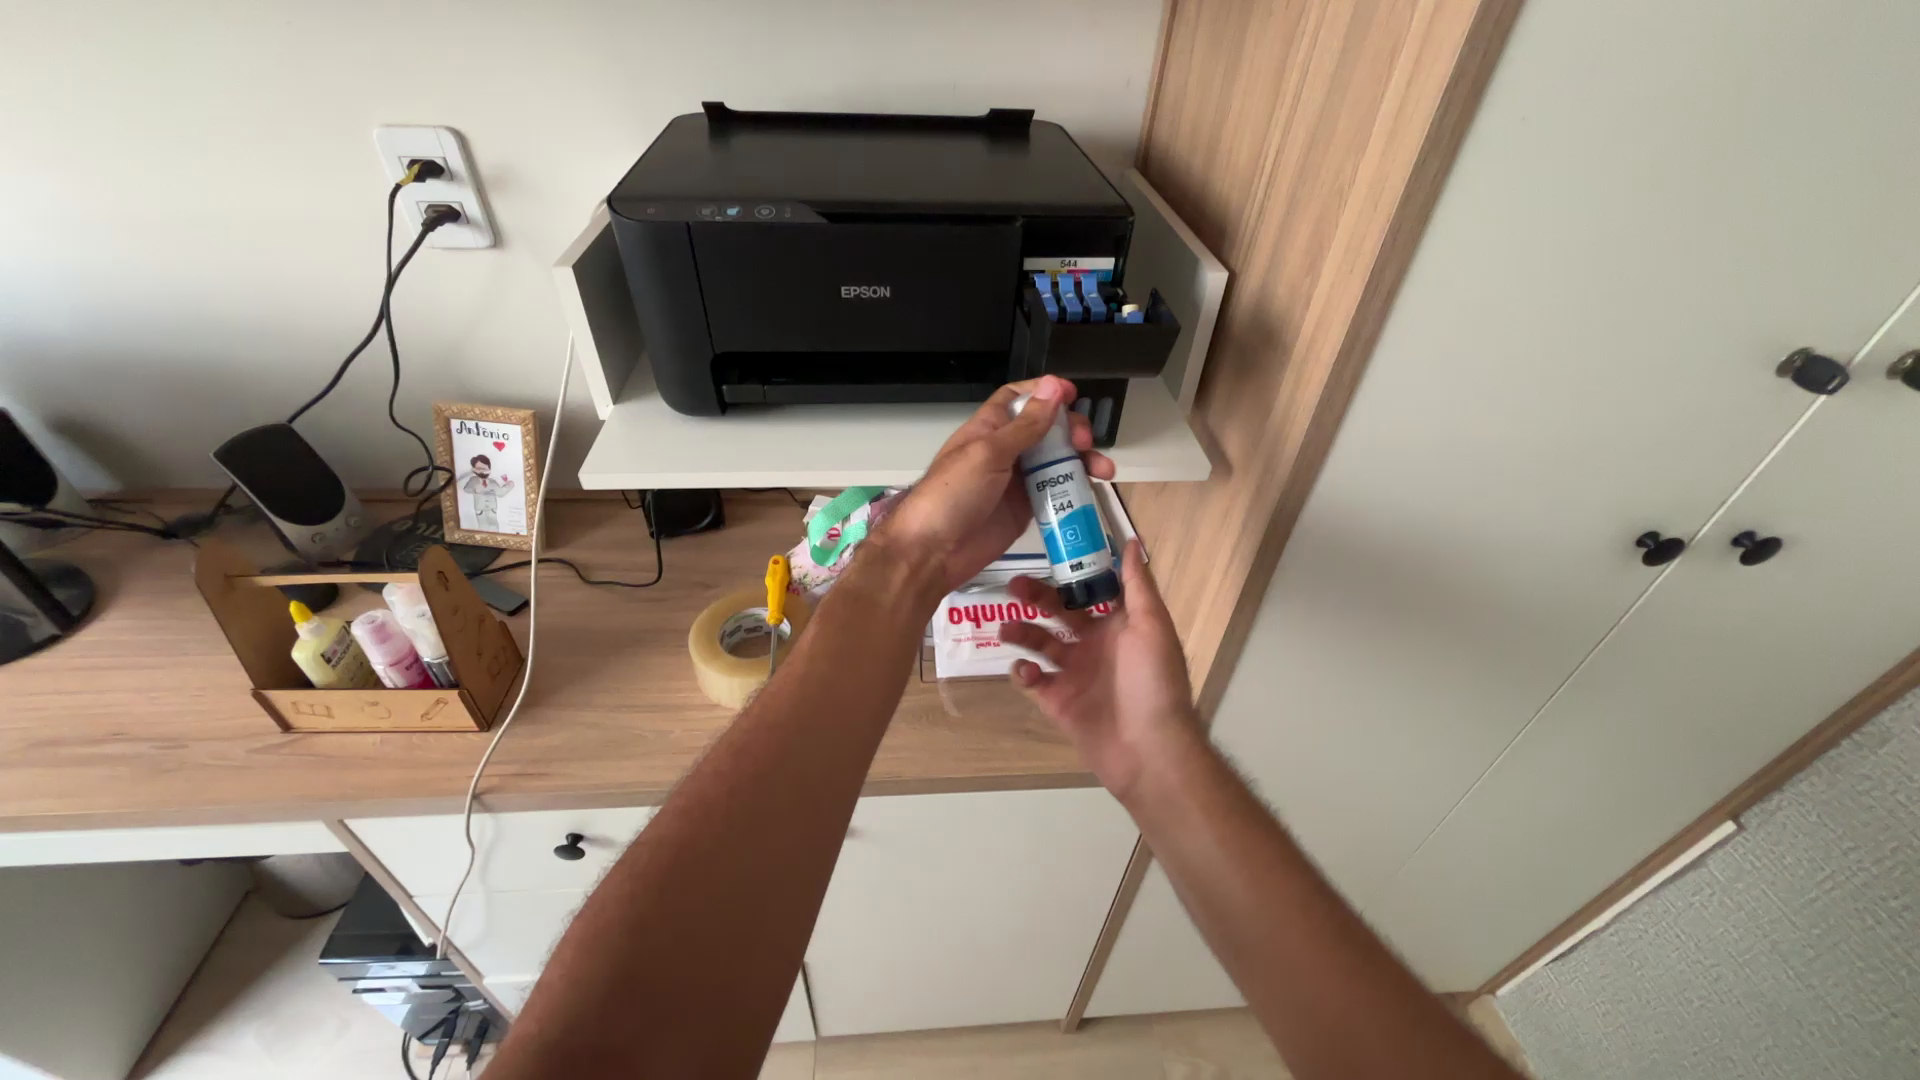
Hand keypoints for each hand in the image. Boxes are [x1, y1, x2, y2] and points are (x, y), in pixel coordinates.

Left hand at [869, 375, 1113, 595]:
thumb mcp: (989, 453)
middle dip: (1071, 429)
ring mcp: (1016, 481)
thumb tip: (1053, 387)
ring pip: (1057, 461)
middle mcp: (1005, 450)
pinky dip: (1076, 488)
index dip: (1045, 392)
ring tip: (1103, 469)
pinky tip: (1093, 488)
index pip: (1019, 399)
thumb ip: (1026, 425)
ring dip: (1082, 460)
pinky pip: (1056, 492)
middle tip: (1085, 441)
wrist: (933, 552)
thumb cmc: (952, 495)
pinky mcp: (1026, 509)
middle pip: (1047, 429)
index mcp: (989, 428)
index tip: (1072, 393)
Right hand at [999, 541, 1201, 800]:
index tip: (1048, 551)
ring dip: (1021, 632)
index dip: (1071, 572)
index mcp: (1117, 625)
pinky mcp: (1057, 702)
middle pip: (1058, 613)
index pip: (1090, 590)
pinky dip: (1024, 671)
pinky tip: (1025, 669)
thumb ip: (1137, 585)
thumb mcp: (1152, 626)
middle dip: (1036, 598)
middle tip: (1012, 586)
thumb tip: (1132, 540)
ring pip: (1039, 644)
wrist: (1149, 749)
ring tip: (1005, 628)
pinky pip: (1032, 680)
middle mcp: (1093, 645)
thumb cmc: (1154, 682)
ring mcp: (1073, 674)